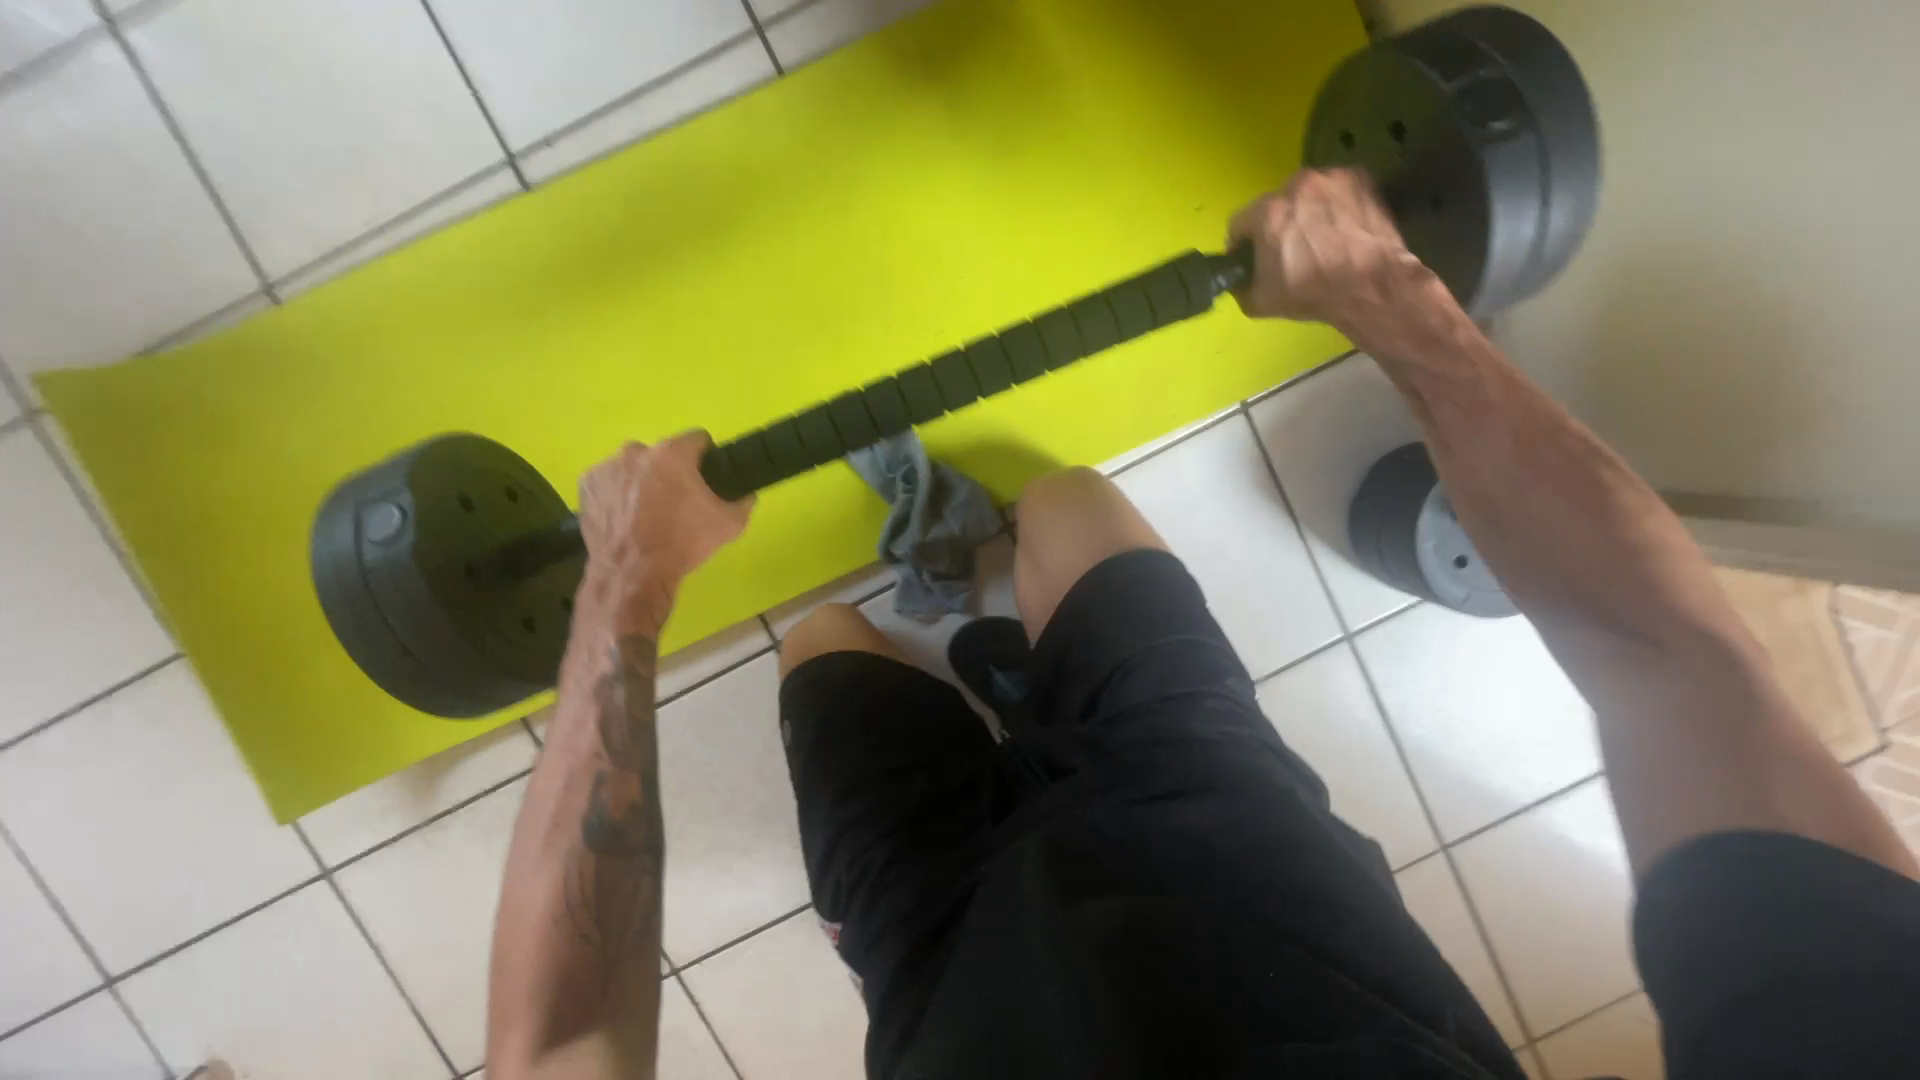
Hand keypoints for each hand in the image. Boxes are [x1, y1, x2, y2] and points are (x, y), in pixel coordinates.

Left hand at [575, 432, 752, 633]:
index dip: (706, 457)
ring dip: (642, 481)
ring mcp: (607, 467)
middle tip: (676, 502)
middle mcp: (637, 452)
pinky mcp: (587, 485)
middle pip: (662, 454)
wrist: (633, 573)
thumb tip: (746, 495)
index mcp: (673, 454)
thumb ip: (743, 502)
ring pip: (633, 467)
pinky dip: (616, 495)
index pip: (697, 438)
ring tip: (646, 514)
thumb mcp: (729, 525)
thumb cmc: (683, 543)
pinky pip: (609, 482)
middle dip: (670, 471)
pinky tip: (624, 518)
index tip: (706, 477)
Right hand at [1227, 168, 1456, 354]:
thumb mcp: (1259, 303)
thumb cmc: (1311, 293)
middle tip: (1290, 250)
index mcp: (1266, 213)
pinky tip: (1342, 226)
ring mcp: (1330, 177)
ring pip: (1305, 194)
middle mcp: (1295, 185)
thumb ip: (1240, 286)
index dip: (1241, 245)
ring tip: (1320, 238)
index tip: (1252, 259)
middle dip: (1276, 225)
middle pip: (1273, 205)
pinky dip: (1333, 204)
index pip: (1238, 224)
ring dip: (1305, 211)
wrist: (1372, 284)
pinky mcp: (1358, 176)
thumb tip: (1240, 279)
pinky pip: (1334, 189)